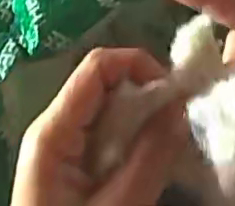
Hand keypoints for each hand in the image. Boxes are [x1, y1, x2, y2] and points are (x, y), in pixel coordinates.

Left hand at [12, 47, 187, 205]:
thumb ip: (151, 154)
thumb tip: (182, 103)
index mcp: (53, 131)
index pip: (99, 65)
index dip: (139, 65)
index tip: (175, 93)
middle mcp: (53, 129)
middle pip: (105, 83)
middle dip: (146, 94)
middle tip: (180, 119)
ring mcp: (59, 150)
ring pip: (109, 109)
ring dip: (143, 118)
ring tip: (170, 141)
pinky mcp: (69, 171)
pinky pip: (106, 136)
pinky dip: (133, 139)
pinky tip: (151, 161)